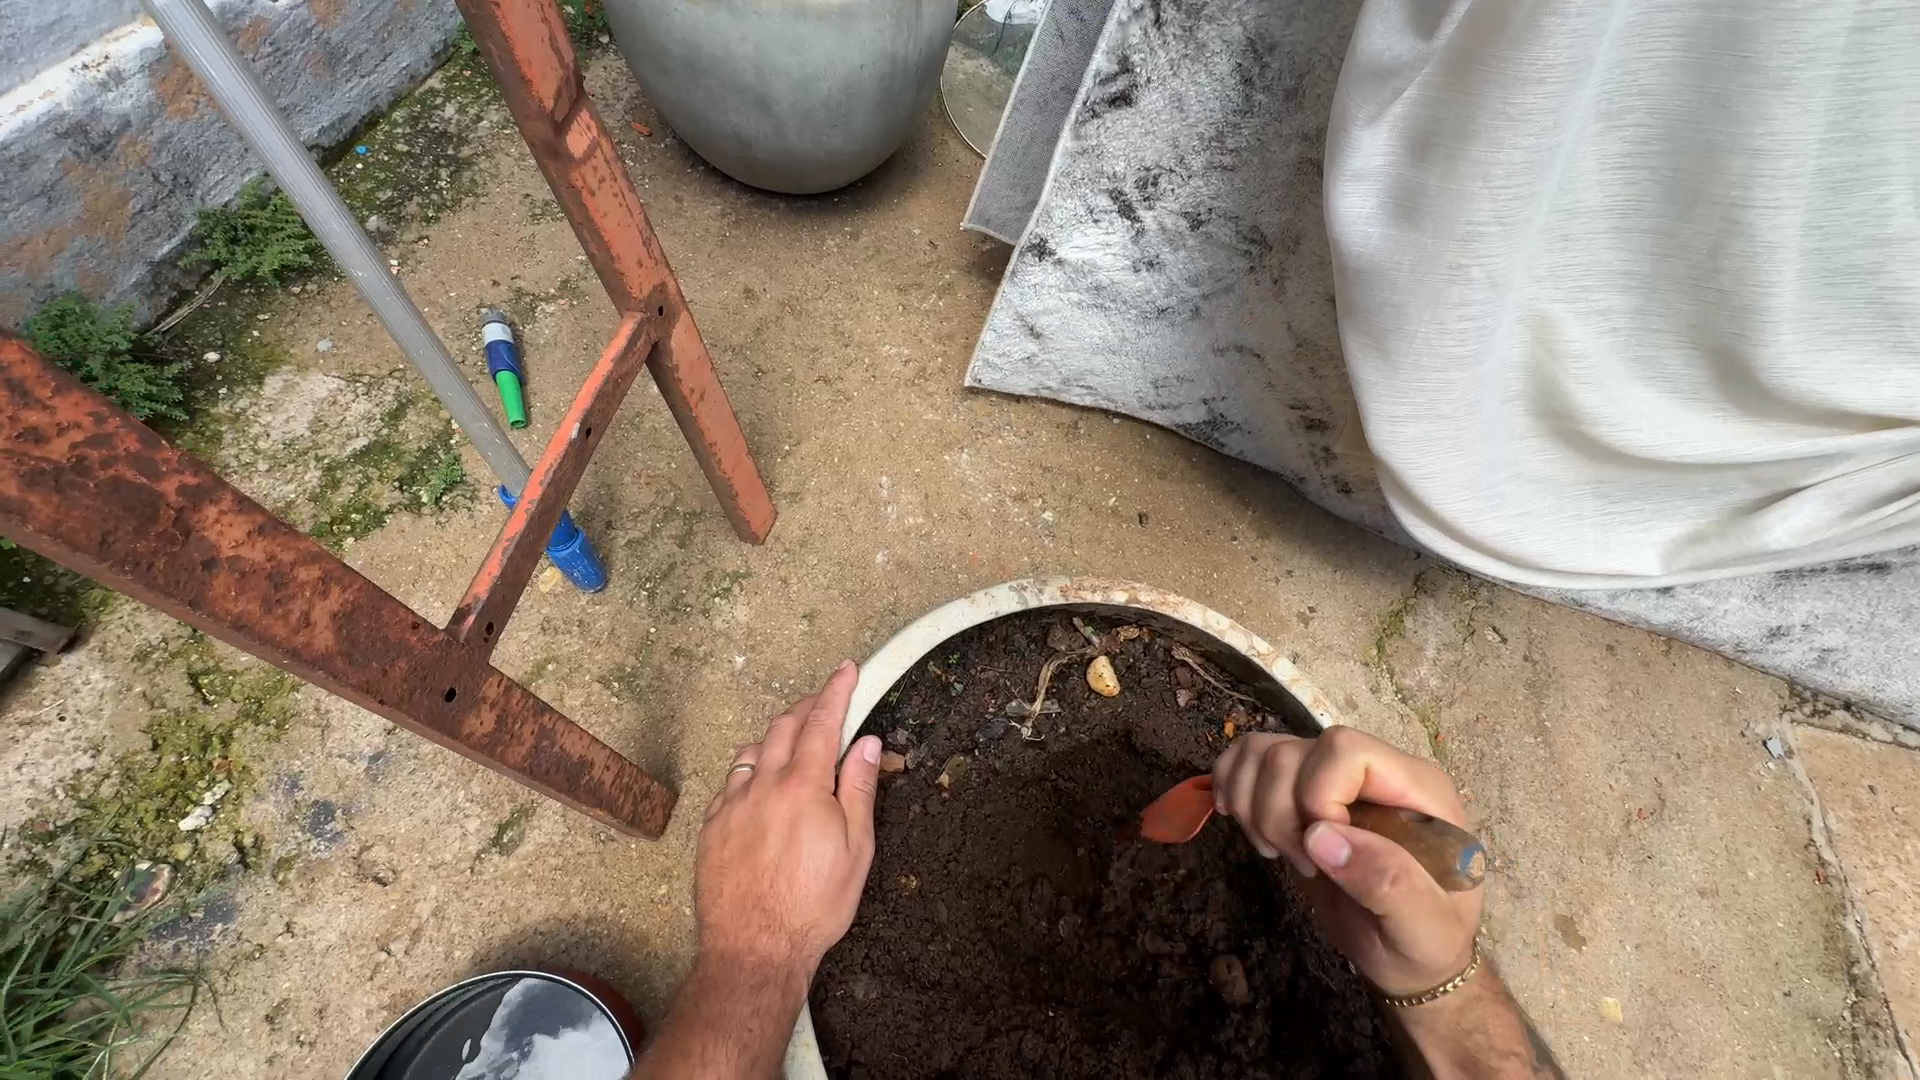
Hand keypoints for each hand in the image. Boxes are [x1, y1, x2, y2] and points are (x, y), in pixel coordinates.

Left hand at [695, 661, 882, 977]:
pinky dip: (752, 769)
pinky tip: (761, 783)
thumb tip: (866, 742)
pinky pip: (731, 781)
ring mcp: (732, 804)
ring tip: (795, 740)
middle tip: (825, 698)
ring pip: (753, 749)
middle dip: (807, 704)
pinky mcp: (711, 827)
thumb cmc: (814, 904)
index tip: (846, 668)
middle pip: (784, 725)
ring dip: (777, 735)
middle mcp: (764, 785)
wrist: (753, 950)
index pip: (822, 721)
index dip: (836, 690)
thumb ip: (858, 788)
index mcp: (804, 786)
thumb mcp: (856, 849)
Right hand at [1210, 726, 1481, 995]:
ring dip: (1250, 806)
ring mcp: (1326, 771)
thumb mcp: (1424, 930)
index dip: (1318, 793)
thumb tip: (1320, 836)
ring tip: (1276, 851)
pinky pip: (1245, 756)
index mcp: (1414, 787)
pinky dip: (1229, 786)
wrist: (1400, 951)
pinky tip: (1240, 821)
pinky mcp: (1294, 783)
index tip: (1324, 852)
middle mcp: (1367, 767)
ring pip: (1260, 751)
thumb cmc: (1424, 941)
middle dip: (1276, 815)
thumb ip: (1387, 882)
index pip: (1346, 750)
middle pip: (1290, 753)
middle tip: (1302, 865)